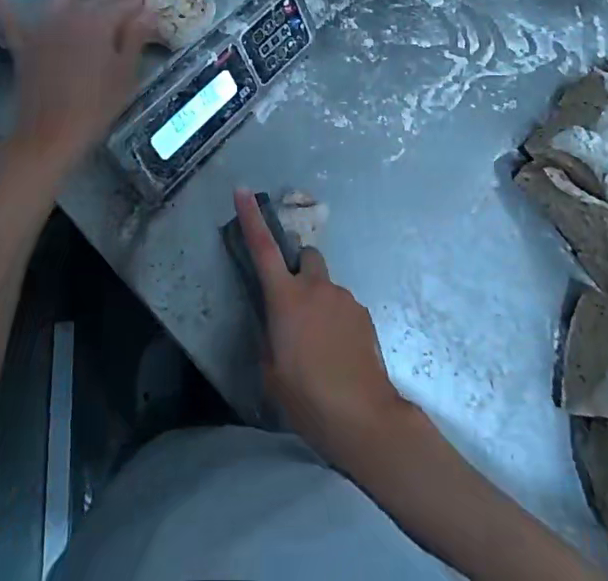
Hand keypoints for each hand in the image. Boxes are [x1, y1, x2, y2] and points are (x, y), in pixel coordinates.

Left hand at [0, 0, 156, 163]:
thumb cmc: (97, 106)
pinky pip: (14, 23)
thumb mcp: (125, 75)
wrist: (49, 133)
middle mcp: (72, 18)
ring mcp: (45, 29)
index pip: (124, 3)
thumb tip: (147, 12)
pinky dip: (8, 9)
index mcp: (101, 24)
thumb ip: (134, 40)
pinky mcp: (25, 45)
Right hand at [234, 188, 415, 468]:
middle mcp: (317, 288)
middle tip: (292, 302)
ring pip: (326, 286)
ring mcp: (345, 298)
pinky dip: (335, 319)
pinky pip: (343, 306)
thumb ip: (269, 338)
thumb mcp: (270, 371)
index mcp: (286, 299)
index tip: (242, 191)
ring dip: (318, 302)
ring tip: (317, 345)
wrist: (362, 415)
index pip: (263, 249)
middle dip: (297, 269)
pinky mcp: (364, 314)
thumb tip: (276, 327)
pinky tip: (336, 353)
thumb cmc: (306, 396)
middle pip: (306, 257)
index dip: (251, 218)